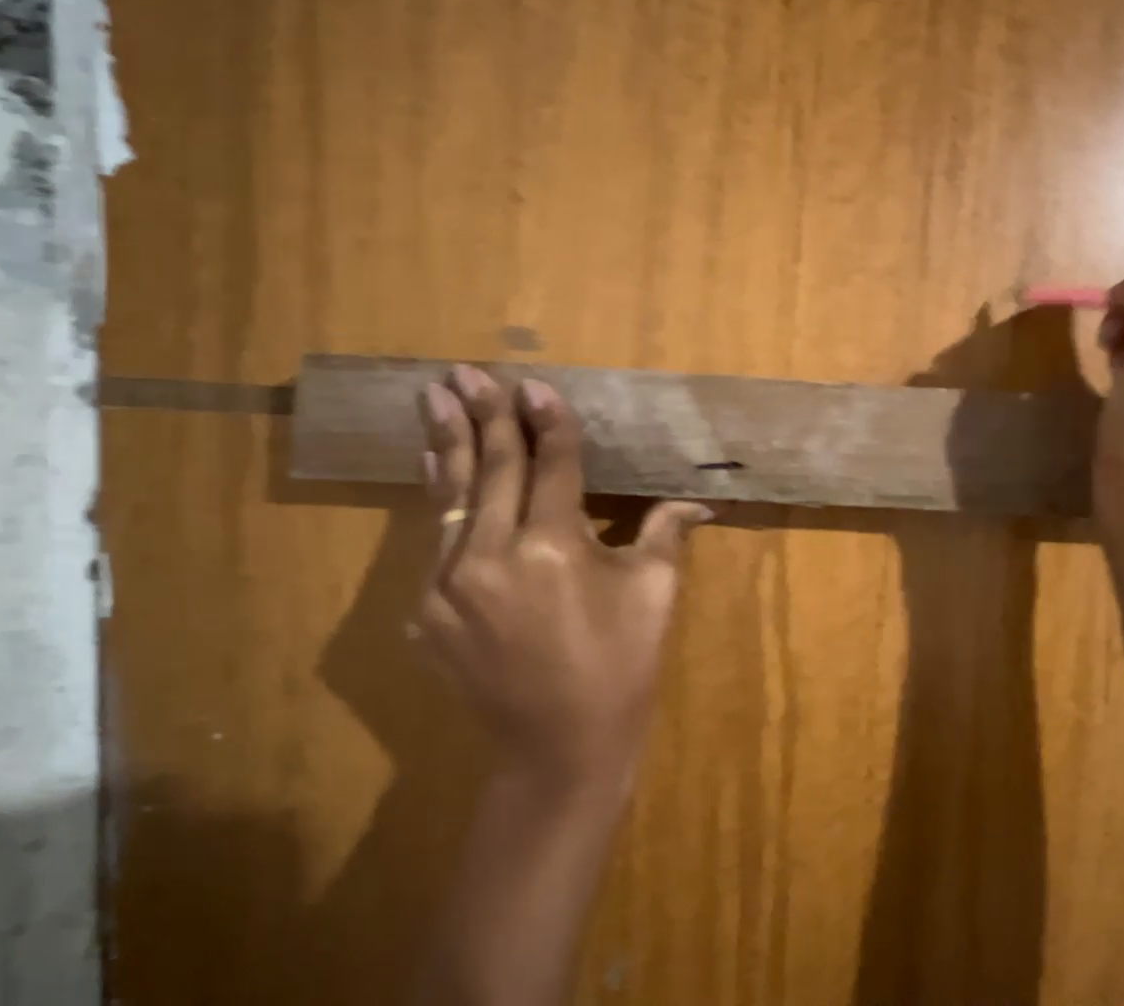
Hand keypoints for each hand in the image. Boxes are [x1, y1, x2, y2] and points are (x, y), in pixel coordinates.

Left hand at [413, 364, 711, 788]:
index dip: (550, 423)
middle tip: (466, 372)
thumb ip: (663, 535)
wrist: (558, 750)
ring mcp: (449, 586)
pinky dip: (441, 502)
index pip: (552, 466)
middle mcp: (493, 556)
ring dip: (449, 446)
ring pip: (453, 499)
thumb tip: (697, 500)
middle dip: (485, 416)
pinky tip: (438, 470)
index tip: (535, 385)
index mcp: (555, 548)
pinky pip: (436, 544)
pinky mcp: (426, 613)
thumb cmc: (621, 668)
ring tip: (433, 400)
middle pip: (493, 470)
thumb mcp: (653, 597)